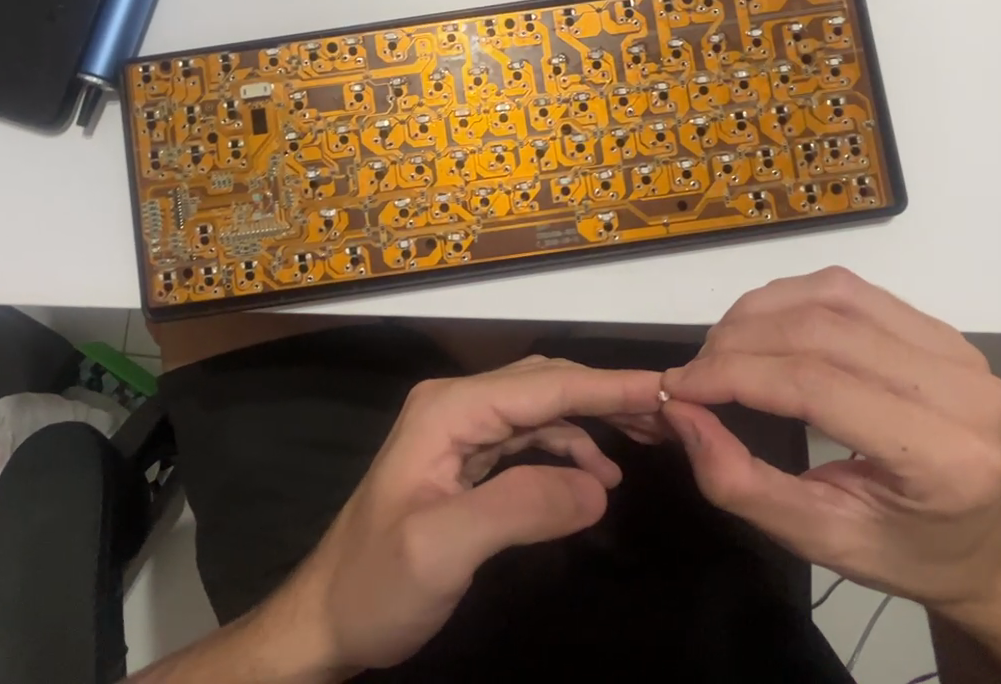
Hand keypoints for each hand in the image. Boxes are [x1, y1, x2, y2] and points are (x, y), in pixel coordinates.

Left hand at [269, 357, 665, 675]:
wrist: (329, 615)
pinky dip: (568, 448)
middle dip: (607, 395)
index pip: (543, 386)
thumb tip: (597, 487)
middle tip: (672, 417)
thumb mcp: (442, 550)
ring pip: (541, 407)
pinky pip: (529, 437)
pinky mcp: (465, 458)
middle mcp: (455, 405)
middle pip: (545, 384)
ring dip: (593, 420)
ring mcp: (459, 430)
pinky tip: (596, 477)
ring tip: (649, 443)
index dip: (608, 386)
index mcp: (448, 410)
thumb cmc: (377, 583)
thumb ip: (518, 509)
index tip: (670, 389)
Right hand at [659, 268, 1000, 619]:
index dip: (733, 375)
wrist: (985, 544)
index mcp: (944, 457)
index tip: (676, 387)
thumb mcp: (817, 539)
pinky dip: (787, 300)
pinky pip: (847, 290)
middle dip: (736, 343)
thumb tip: (678, 411)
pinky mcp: (941, 330)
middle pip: (819, 330)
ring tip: (721, 349)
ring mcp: (958, 351)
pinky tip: (762, 329)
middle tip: (694, 373)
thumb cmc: (904, 552)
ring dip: (757, 313)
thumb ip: (740, 482)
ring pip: (829, 295)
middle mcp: (963, 390)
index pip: (814, 385)